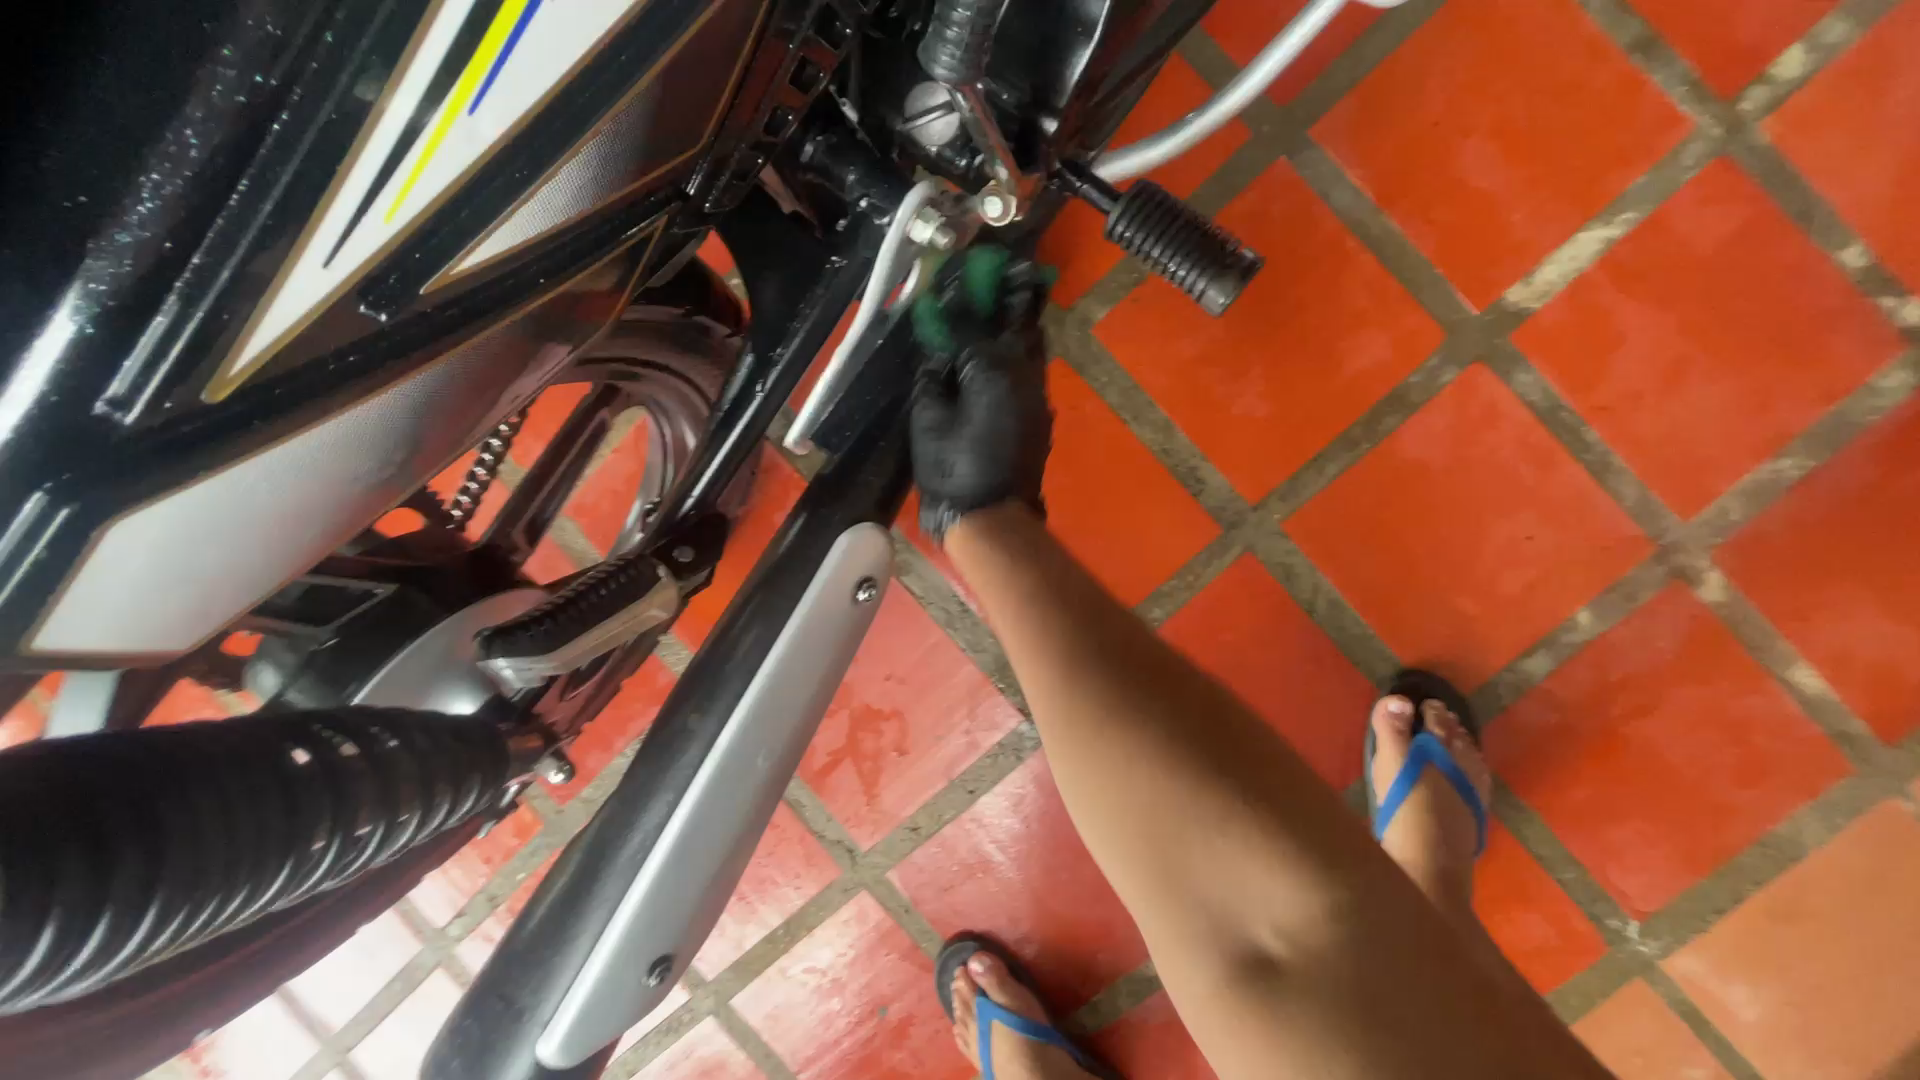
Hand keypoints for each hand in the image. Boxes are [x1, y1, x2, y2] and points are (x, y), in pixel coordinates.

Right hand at [909, 252, 1052, 544]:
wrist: (991, 514)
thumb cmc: (952, 467)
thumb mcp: (928, 417)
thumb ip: (934, 374)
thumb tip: (940, 350)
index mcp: (992, 369)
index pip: (974, 322)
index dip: (962, 298)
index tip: (957, 274)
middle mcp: (1024, 373)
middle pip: (1021, 321)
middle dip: (1014, 292)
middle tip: (1008, 267)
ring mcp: (1037, 393)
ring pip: (1034, 344)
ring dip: (1022, 320)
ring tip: (1013, 297)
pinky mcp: (1040, 412)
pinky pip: (1032, 369)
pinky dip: (1021, 350)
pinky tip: (1008, 348)